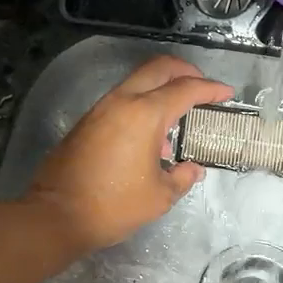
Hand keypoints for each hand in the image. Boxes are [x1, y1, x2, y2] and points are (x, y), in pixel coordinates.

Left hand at [23, 56, 232, 252]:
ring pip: (138, 81)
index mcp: (145, 114)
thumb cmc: (113, 206)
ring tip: (177, 118)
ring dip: (162, 88)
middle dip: (186, 71)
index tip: (226, 93)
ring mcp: (102, 108)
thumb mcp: (159, 197)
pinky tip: (150, 136)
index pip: (186, 89)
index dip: (210, 89)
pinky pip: (123, 99)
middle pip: (159, 67)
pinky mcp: (88, 121)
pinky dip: (143, 103)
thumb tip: (192, 168)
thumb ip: (182, 177)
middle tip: (203, 87)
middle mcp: (123, 101)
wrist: (55, 215)